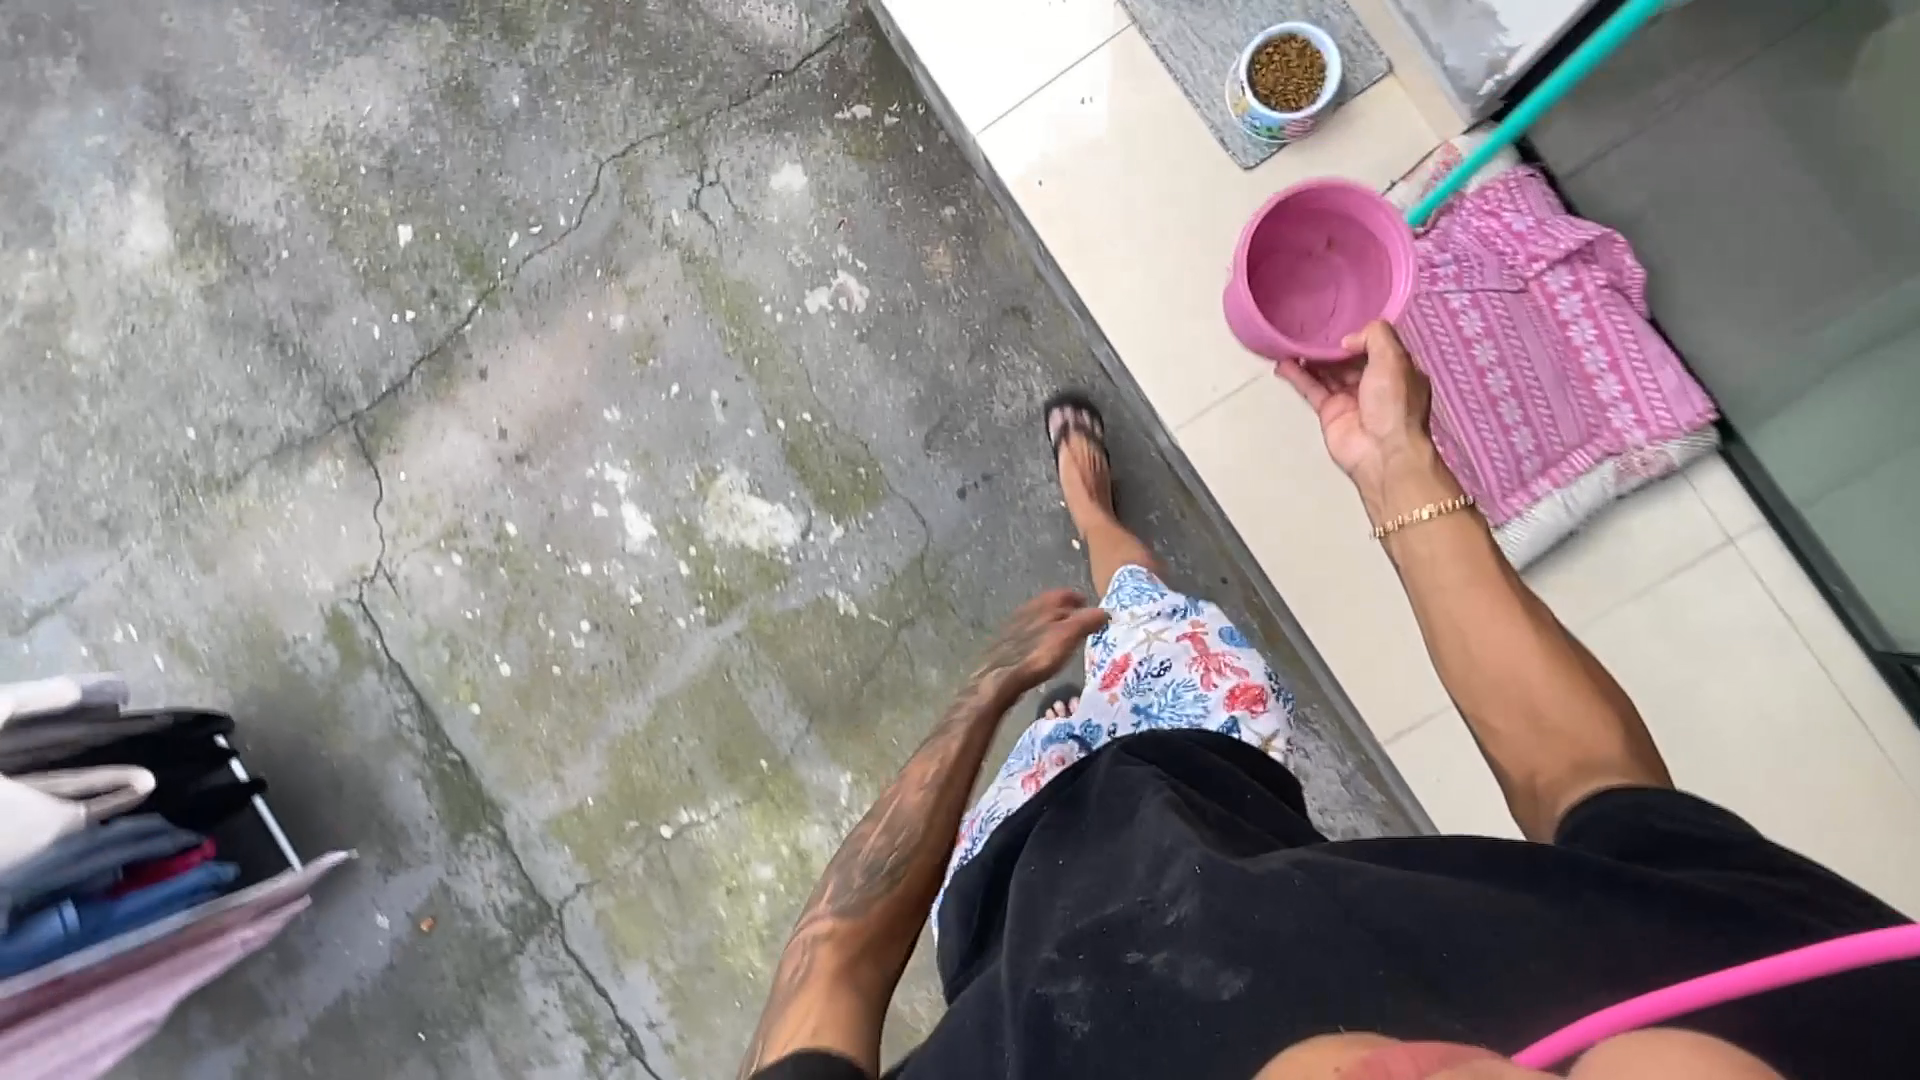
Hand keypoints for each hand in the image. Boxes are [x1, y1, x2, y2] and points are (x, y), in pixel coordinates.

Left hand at [974, 589, 1109, 694]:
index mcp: (1044, 604)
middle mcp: (1028, 609)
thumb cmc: (1038, 653)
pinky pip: (1029, 634)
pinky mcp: (1007, 643)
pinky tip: (1043, 649)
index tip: (1089, 606)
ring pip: (1038, 619)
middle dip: (1065, 610)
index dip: (1078, 598)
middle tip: (1079, 620)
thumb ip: (1086, 621)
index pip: (1064, 593)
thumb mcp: (1068, 636)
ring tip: (1064, 635)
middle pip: (1050, 605)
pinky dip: (1040, 637)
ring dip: (1052, 624)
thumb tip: (1105, 611)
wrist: (1000, 675)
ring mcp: (1015, 626)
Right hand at [1273, 320, 1449, 520]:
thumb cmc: (1395, 403)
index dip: (1358, 335)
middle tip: (1308, 332)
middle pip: (1348, 359)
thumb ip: (1375, 336)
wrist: (1381, 451)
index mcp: (1397, 370)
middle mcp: (1374, 383)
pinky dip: (1298, 376)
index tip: (1338, 325)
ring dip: (1310, 359)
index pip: (1376, 346)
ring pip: (1326, 373)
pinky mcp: (1329, 412)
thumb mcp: (1394, 359)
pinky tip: (1284, 364)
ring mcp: (1350, 399)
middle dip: (1330, 347)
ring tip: (1290, 344)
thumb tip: (1348, 340)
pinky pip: (1311, 389)